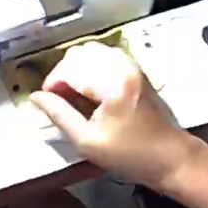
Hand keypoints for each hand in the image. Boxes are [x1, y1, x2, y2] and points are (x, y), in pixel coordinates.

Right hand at [29, 43, 207, 191]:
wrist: (171, 157)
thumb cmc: (130, 155)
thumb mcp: (88, 142)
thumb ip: (59, 115)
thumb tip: (36, 97)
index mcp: (112, 84)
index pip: (70, 69)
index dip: (52, 83)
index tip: (48, 101)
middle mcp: (123, 66)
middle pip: (79, 54)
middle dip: (62, 73)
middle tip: (60, 98)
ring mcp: (131, 64)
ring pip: (91, 50)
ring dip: (76, 68)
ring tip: (74, 93)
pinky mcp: (136, 67)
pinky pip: (105, 54)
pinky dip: (91, 65)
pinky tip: (90, 87)